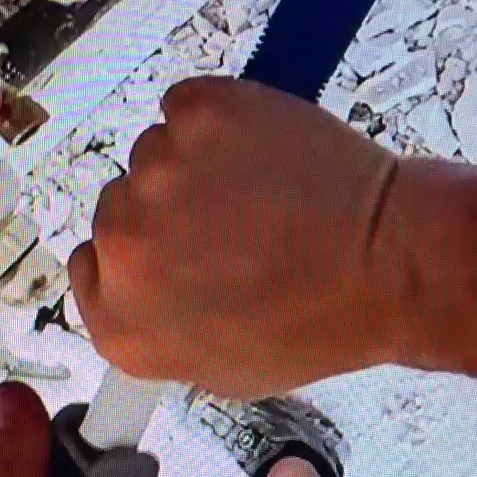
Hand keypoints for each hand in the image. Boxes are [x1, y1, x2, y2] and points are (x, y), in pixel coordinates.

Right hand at [69, 76, 423, 399]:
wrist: (389, 262)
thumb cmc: (316, 321)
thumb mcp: (220, 370)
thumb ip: (157, 331)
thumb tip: (143, 295)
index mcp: (121, 322)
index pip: (87, 269)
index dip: (131, 258)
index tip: (164, 249)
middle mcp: (122, 248)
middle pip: (115, 209)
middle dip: (163, 213)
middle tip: (227, 224)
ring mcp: (156, 174)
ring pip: (152, 156)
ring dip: (193, 166)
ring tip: (259, 192)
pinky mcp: (197, 115)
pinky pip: (183, 107)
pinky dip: (214, 120)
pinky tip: (258, 151)